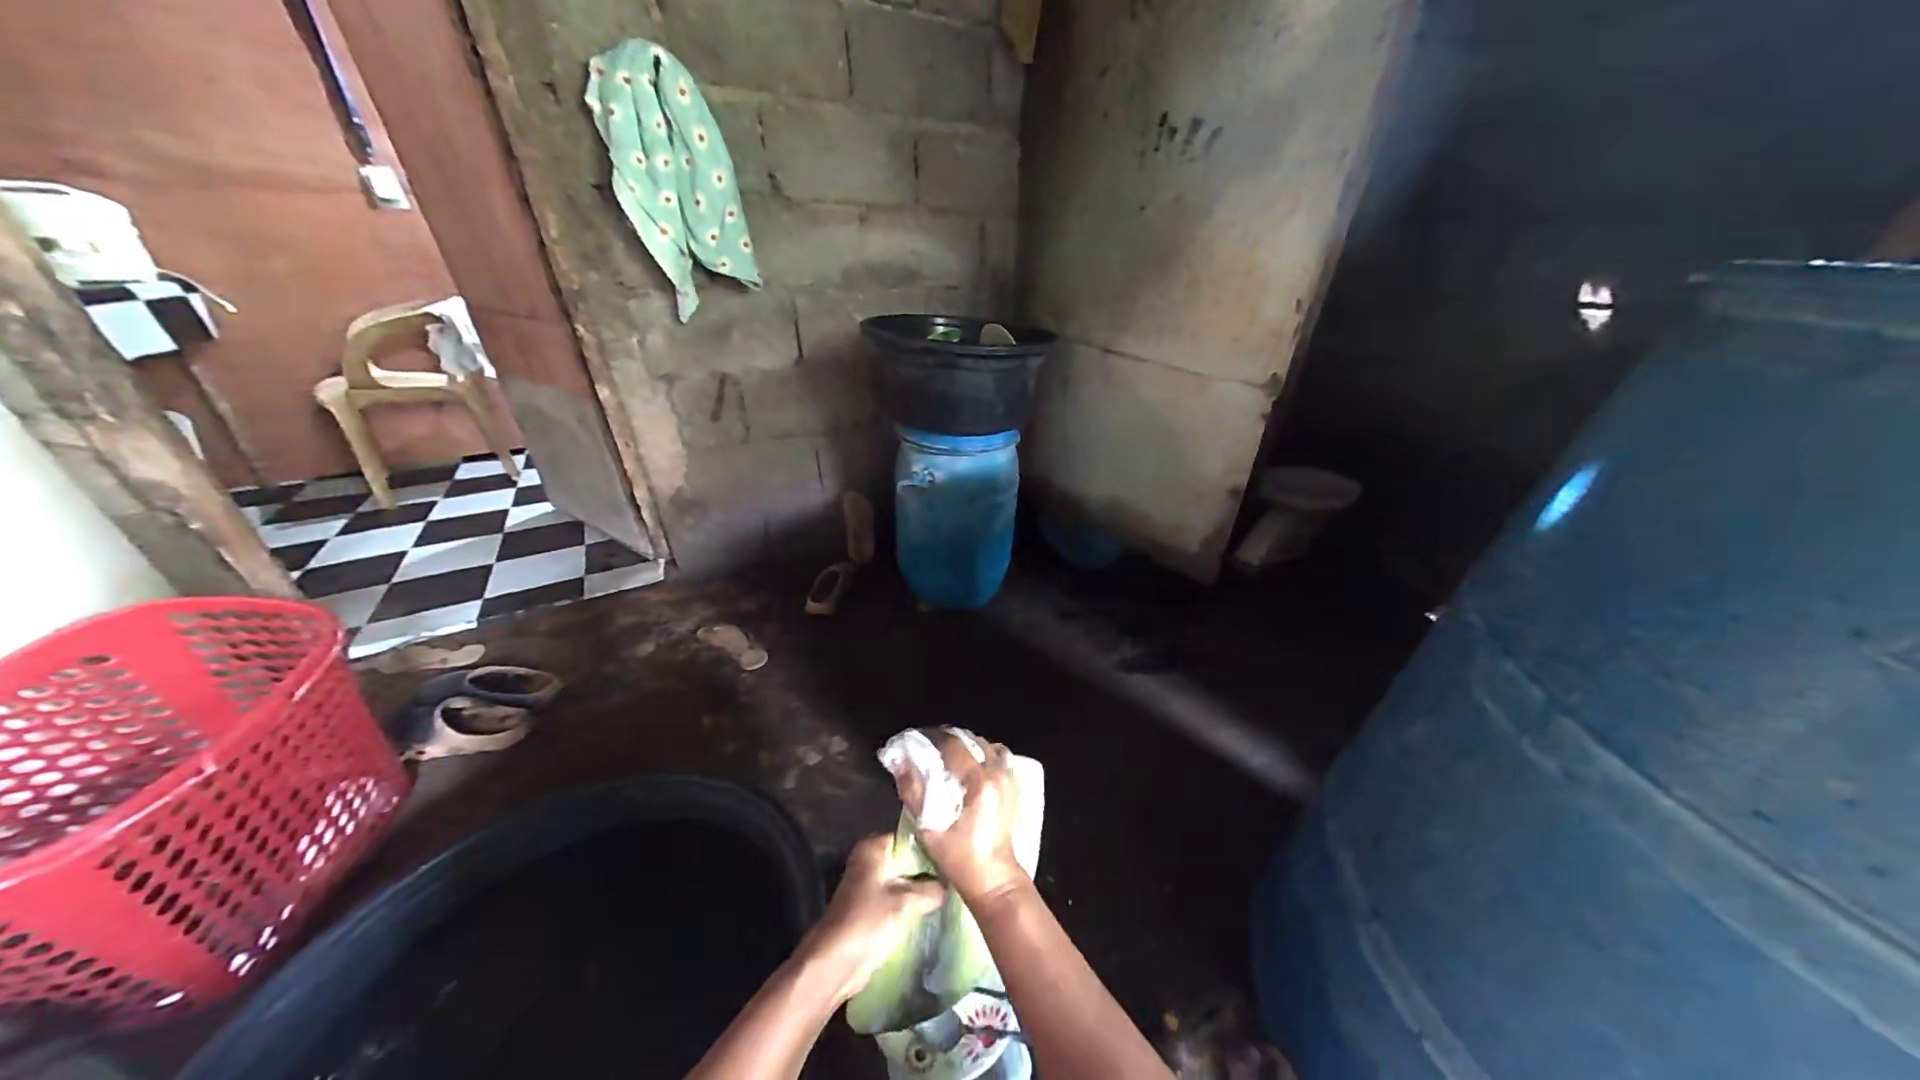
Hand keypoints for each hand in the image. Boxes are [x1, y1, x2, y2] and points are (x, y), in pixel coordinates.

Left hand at [799, 833, 945, 1002]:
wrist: (836, 963)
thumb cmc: (868, 922)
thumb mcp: (907, 902)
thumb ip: (933, 888)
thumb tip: (951, 883)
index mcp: (873, 847)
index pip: (910, 835)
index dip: (933, 844)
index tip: (955, 853)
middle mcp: (870, 859)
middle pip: (909, 857)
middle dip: (931, 867)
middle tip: (959, 873)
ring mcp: (870, 883)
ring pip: (906, 878)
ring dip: (925, 887)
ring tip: (954, 889)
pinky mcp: (872, 906)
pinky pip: (900, 896)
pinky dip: (915, 902)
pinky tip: (938, 908)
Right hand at [888, 729, 1028, 906]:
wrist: (993, 878)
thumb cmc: (960, 858)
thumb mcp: (929, 828)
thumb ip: (913, 791)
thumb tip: (899, 762)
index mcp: (978, 781)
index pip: (952, 745)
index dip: (931, 737)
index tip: (914, 739)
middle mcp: (997, 773)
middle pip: (970, 740)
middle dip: (946, 739)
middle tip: (926, 745)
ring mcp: (1009, 778)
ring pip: (985, 745)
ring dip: (965, 744)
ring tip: (945, 753)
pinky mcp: (1013, 786)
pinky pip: (998, 756)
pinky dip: (982, 753)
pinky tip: (968, 765)